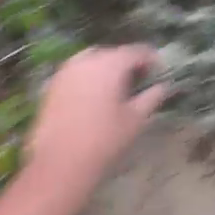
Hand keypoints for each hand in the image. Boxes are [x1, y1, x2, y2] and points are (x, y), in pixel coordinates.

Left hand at [20, 44, 166, 185]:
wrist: (60, 163)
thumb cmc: (104, 140)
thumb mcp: (136, 120)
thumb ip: (151, 98)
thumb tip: (161, 87)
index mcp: (110, 65)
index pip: (136, 51)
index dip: (152, 58)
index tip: (160, 71)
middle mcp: (86, 61)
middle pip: (113, 53)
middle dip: (129, 62)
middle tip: (141, 80)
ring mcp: (66, 72)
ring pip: (92, 60)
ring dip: (107, 68)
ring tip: (118, 87)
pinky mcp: (52, 86)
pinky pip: (77, 72)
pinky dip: (90, 77)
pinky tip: (96, 96)